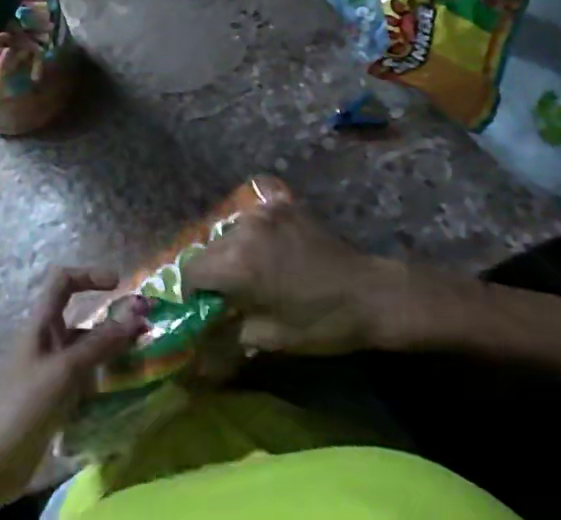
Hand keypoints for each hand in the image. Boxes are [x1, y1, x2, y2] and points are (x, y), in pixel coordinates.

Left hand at [0, 267, 143, 519]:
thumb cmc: (21, 405)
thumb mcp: (64, 370)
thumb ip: (101, 343)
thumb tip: (138, 315)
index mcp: (40, 324)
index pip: (63, 282)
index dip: (89, 275)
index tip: (119, 284)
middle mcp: (46, 342)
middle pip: (82, 319)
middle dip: (113, 323)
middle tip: (146, 333)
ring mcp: (50, 373)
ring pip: (86, 353)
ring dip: (112, 354)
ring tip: (141, 365)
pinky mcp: (53, 402)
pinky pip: (84, 381)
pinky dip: (102, 382)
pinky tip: (123, 393)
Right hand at [186, 204, 456, 354]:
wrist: (370, 293)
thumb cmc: (320, 322)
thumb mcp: (269, 338)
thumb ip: (225, 336)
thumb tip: (195, 354)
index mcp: (237, 262)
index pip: (190, 270)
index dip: (193, 293)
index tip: (209, 308)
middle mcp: (244, 229)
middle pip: (208, 249)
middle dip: (214, 273)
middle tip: (234, 295)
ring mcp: (265, 212)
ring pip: (230, 233)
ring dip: (234, 252)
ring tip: (258, 273)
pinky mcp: (284, 205)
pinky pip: (254, 218)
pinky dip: (255, 235)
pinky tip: (273, 251)